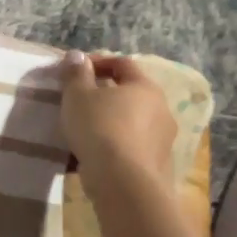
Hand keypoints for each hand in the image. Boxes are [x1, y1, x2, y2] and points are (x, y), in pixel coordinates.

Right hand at [60, 51, 177, 203]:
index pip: (122, 63)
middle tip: (78, 100)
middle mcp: (161, 108)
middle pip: (130, 92)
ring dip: (110, 119)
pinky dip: (116, 142)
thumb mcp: (77, 95)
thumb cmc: (99, 127)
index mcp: (144, 87)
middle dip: (104, 93)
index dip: (96, 62)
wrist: (123, 181)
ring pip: (132, 119)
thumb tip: (77, 55)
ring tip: (84, 128)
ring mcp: (163, 137)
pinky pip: (132, 143)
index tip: (73, 72)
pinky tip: (96, 152)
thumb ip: (76, 73)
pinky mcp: (159, 161)